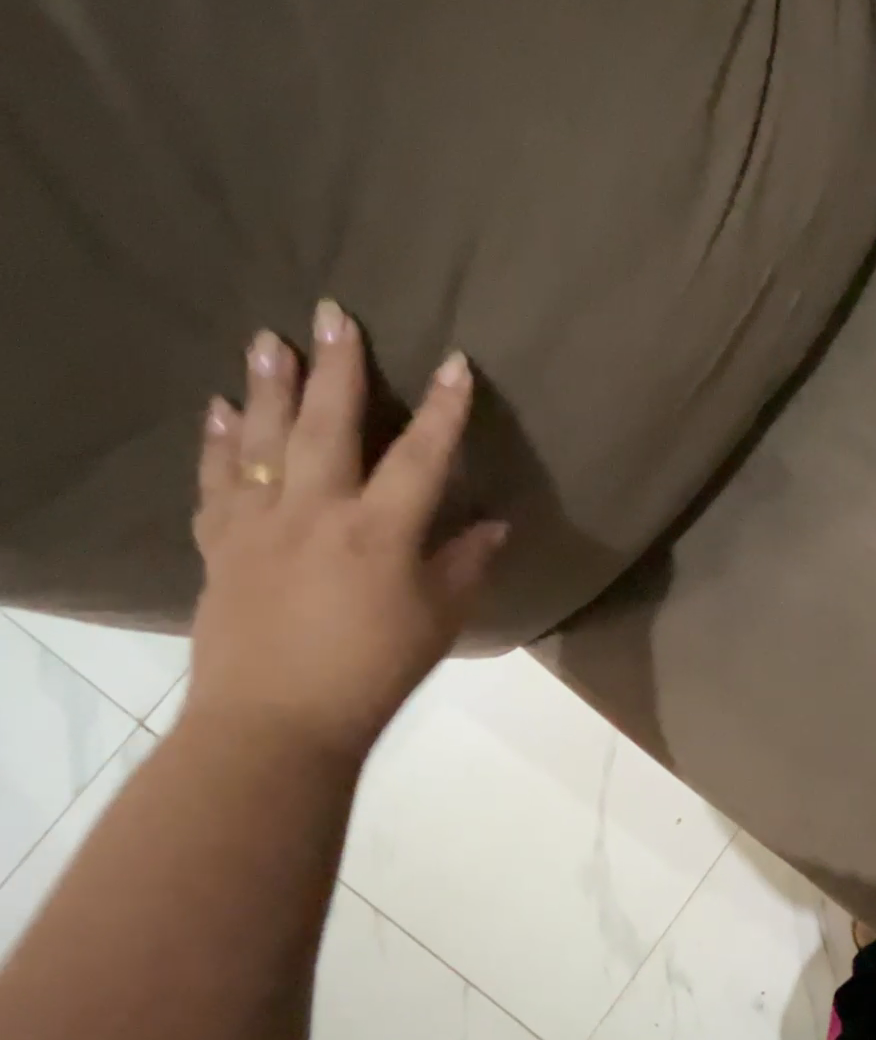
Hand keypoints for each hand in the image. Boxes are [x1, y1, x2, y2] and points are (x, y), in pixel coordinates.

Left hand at [185, 300, 507, 756]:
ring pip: (262, 442)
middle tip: (332, 315)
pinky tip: (220, 412)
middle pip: (328, 428)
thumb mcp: (442, 617)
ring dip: (267, 388)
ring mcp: (258, 527)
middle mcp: (315, 514)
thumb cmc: (375, 669)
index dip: (444, 408)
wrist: (274, 725)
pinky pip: (217, 483)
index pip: (422, 456)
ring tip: (266, 341)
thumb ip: (467, 563)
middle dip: (336, 369)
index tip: (456, 363)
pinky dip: (218, 443)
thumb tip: (495, 525)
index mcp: (379, 532)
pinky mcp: (220, 547)